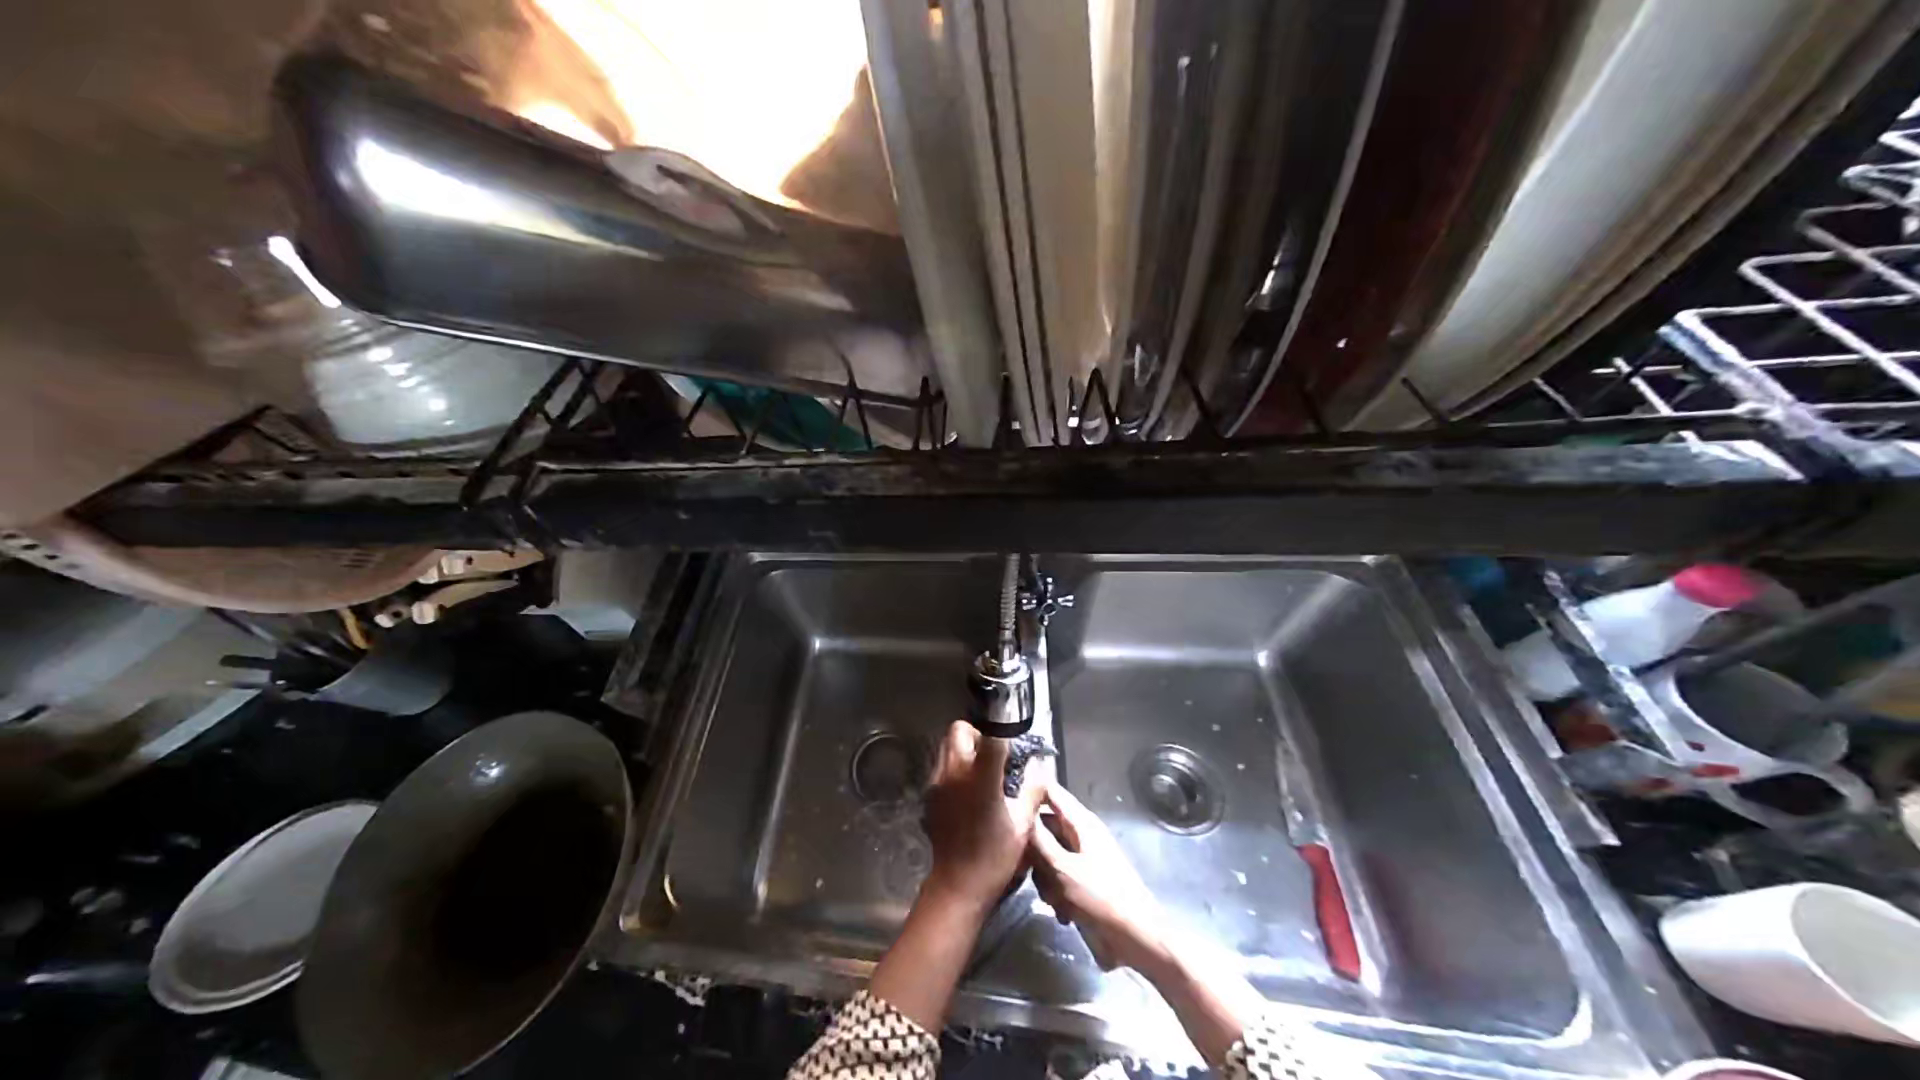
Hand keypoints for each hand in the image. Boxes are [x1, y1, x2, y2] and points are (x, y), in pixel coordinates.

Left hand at [920, 721, 1048, 914]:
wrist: (958, 884)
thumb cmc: (995, 856)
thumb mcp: (1022, 824)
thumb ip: (1032, 789)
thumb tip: (1039, 766)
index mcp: (980, 778)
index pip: (991, 736)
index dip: (1003, 731)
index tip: (1011, 742)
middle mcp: (953, 773)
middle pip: (959, 730)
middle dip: (978, 736)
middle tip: (994, 757)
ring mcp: (936, 783)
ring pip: (946, 746)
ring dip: (963, 750)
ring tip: (980, 773)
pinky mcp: (929, 795)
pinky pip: (940, 767)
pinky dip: (953, 769)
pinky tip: (967, 792)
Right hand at [1029, 782, 1168, 973]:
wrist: (1137, 940)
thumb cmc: (1101, 899)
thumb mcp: (1062, 868)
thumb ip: (1038, 839)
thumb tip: (1018, 809)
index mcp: (1081, 822)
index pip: (1050, 792)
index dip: (1028, 792)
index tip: (1003, 804)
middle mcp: (1082, 835)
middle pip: (1044, 827)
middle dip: (1032, 850)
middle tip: (1022, 869)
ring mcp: (1084, 860)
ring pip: (1048, 856)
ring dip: (1044, 878)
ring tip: (1053, 899)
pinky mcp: (1085, 883)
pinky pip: (1058, 879)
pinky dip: (1056, 893)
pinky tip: (1063, 913)